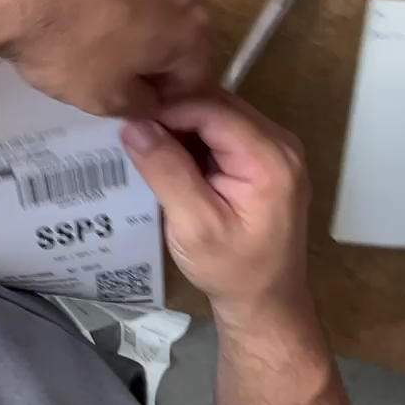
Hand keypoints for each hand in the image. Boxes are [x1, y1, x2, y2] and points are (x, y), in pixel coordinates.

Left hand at [0, 0, 211, 116]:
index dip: (162, 96)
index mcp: (191, 26)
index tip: (131, 103)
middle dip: (148, 50)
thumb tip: (149, 98)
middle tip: (104, 69)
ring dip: (126, 11)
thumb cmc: (65, 46)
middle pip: (174, 26)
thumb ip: (139, 104)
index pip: (192, 74)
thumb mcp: (104, 99)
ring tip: (82, 30)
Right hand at [123, 92, 367, 404]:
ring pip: (215, 113)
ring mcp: (272, 149)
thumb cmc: (231, 268)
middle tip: (126, 126)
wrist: (265, 301)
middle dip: (169, 111)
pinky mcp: (259, 158)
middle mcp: (279, 143)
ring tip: (138, 137)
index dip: (166, 108)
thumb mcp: (194, 223)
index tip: (125, 120)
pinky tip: (161, 150)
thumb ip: (167, 171)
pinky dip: (188, 135)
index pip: (211, 108)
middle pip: (215, 104)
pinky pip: (219, 131)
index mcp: (270, 158)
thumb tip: (133, 126)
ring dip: (176, 122)